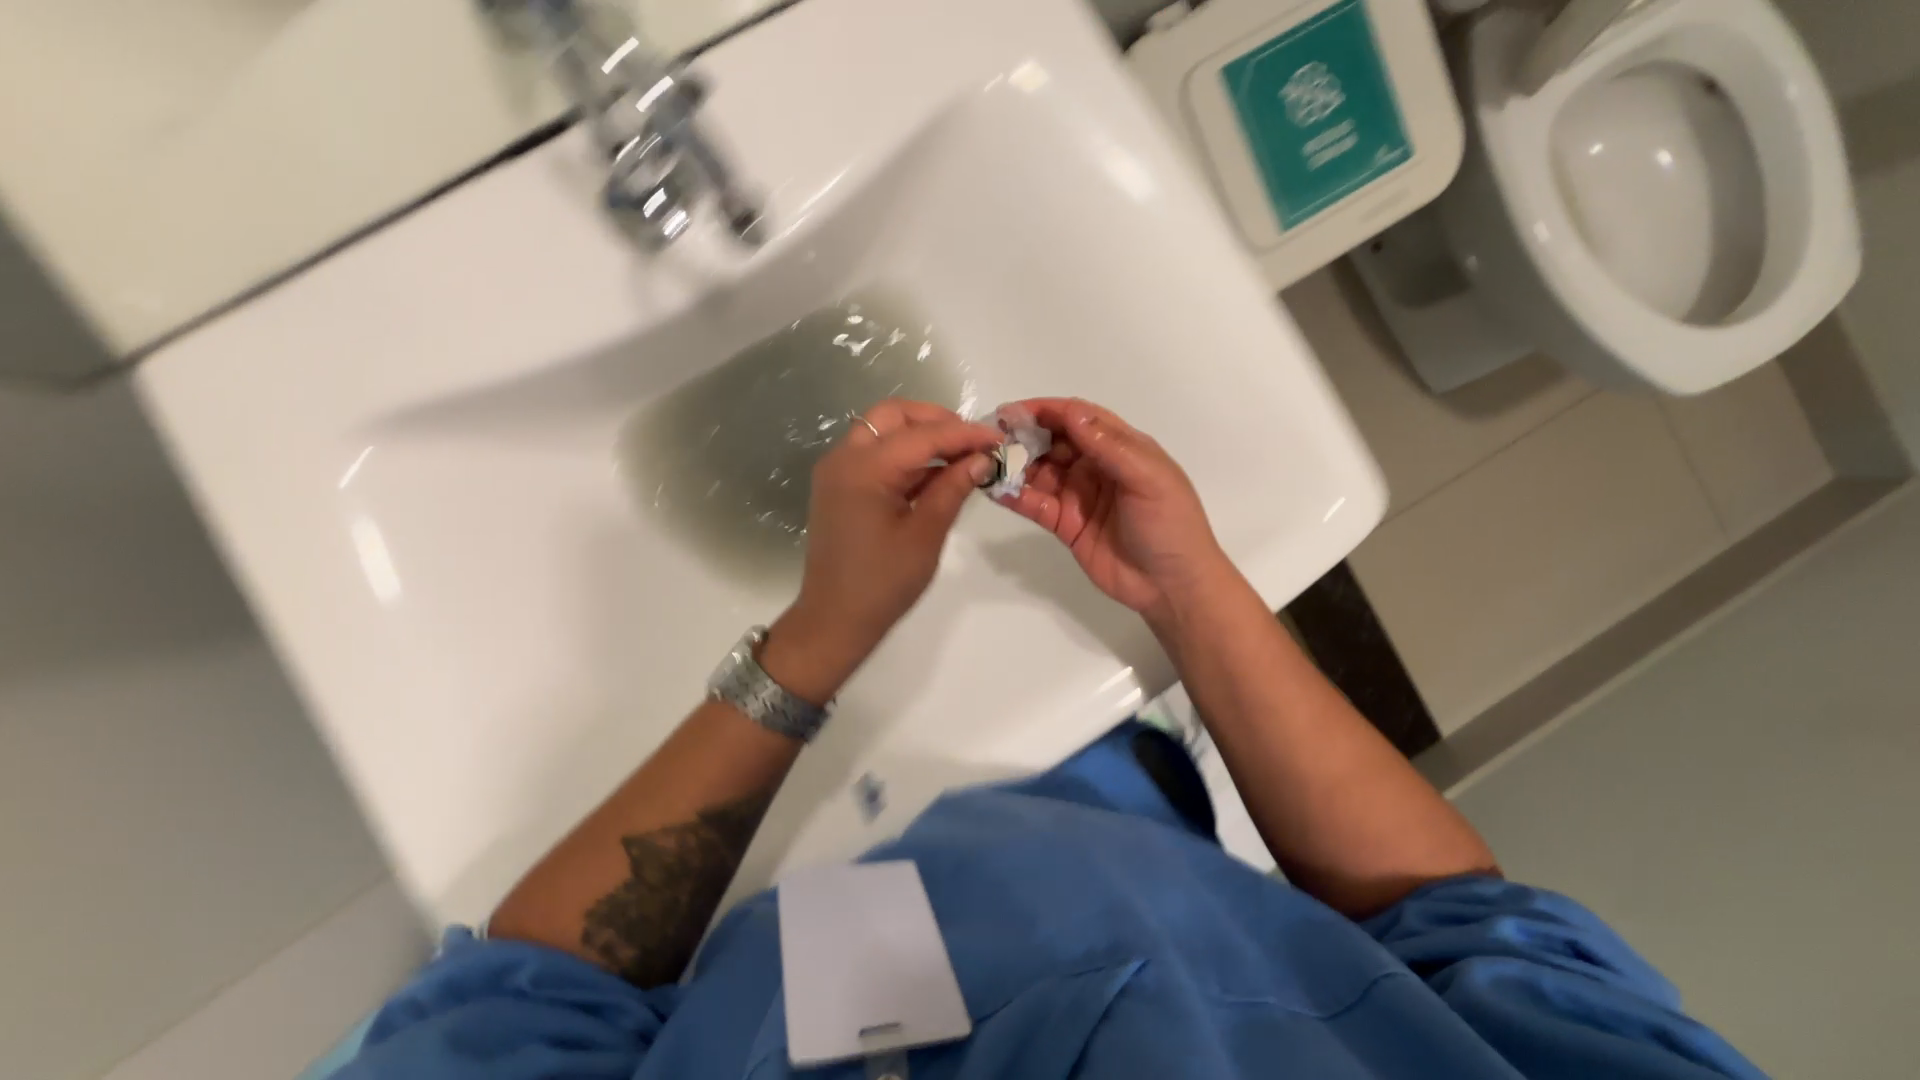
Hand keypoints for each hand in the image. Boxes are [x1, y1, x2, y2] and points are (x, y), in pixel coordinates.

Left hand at [761, 399, 1002, 703]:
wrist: (833, 620)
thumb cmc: (882, 583)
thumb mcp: (925, 535)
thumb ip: (952, 489)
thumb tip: (981, 459)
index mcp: (864, 468)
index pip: (923, 435)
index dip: (964, 433)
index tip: (998, 437)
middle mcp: (843, 458)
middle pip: (893, 416)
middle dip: (936, 421)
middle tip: (972, 441)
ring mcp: (837, 471)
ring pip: (881, 431)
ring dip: (919, 436)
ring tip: (960, 456)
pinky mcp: (838, 487)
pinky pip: (873, 454)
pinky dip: (903, 454)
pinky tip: (934, 473)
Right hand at [995, 398, 1232, 623]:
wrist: (1172, 585)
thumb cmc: (1170, 525)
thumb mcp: (1147, 478)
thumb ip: (1108, 446)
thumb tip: (1071, 412)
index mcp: (1121, 447)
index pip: (1078, 418)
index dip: (1047, 411)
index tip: (1014, 412)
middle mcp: (1096, 466)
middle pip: (1054, 442)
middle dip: (1025, 437)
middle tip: (992, 439)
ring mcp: (1079, 496)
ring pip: (1040, 472)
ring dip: (1016, 465)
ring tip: (989, 464)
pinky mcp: (1066, 525)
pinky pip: (1036, 505)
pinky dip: (1016, 496)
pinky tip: (997, 491)